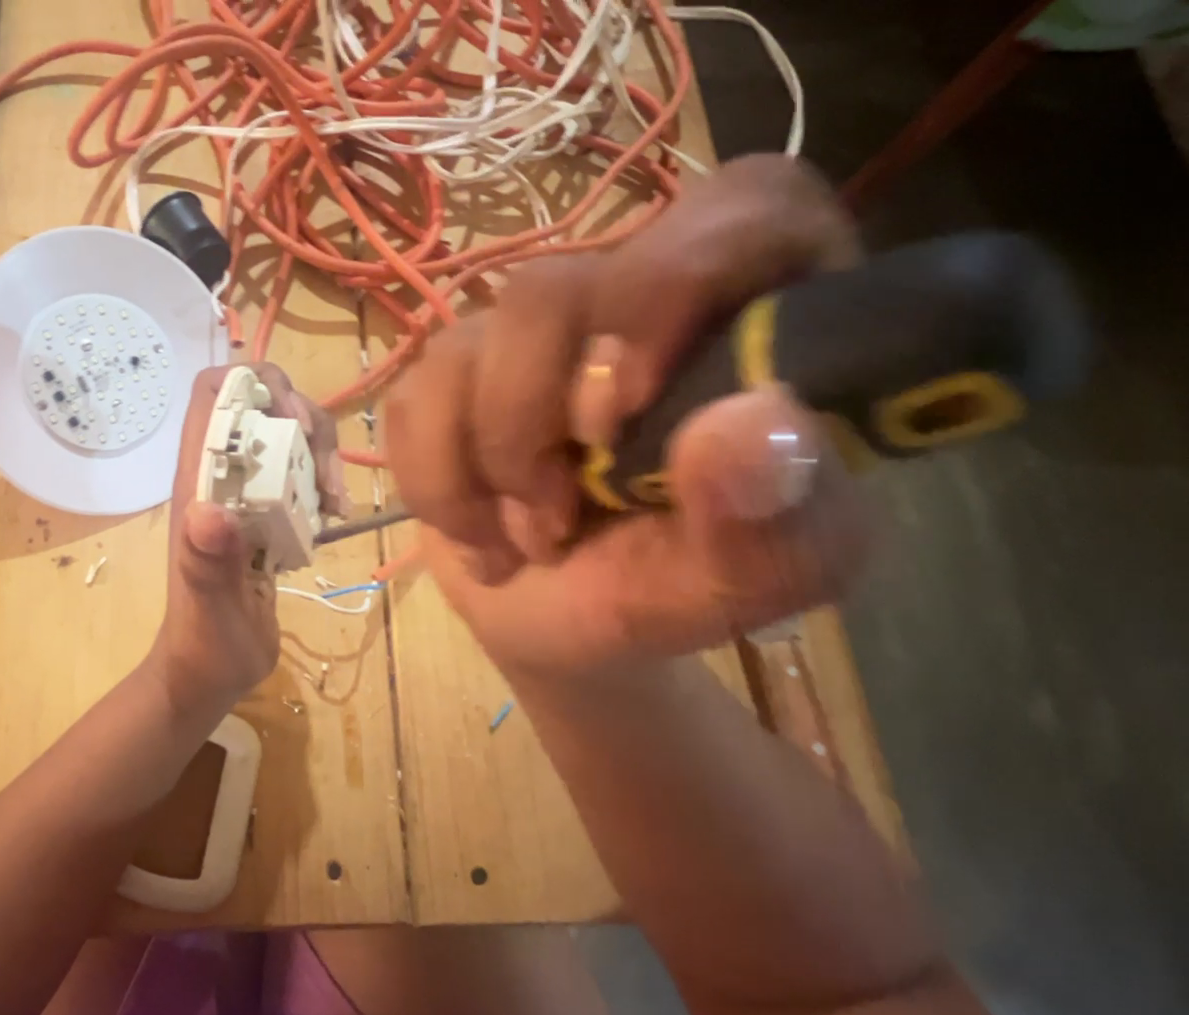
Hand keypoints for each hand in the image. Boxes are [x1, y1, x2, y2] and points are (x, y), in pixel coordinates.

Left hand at [148, 363, 343, 717]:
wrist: (210, 674)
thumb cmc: (203, 646)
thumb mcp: (208, 611)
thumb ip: (206, 565)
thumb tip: (211, 513)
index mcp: (197, 485)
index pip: (213, 396)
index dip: (253, 385)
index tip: (293, 421)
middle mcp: (221, 477)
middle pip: (263, 405)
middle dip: (304, 418)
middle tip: (325, 474)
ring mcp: (247, 495)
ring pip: (288, 435)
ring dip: (321, 453)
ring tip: (335, 503)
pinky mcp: (270, 515)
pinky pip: (300, 473)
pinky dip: (324, 481)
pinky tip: (334, 516)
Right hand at [385, 155, 871, 679]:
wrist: (571, 625)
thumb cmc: (678, 588)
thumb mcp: (762, 578)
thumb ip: (779, 514)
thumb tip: (753, 423)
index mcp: (752, 311)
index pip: (732, 212)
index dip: (667, 288)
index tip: (632, 405)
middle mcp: (629, 299)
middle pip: (549, 291)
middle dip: (534, 420)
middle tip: (559, 514)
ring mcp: (526, 340)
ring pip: (463, 344)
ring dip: (484, 469)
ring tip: (527, 541)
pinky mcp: (452, 379)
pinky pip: (411, 400)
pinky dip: (436, 485)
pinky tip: (478, 528)